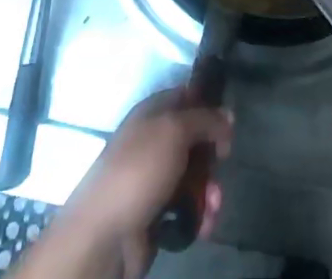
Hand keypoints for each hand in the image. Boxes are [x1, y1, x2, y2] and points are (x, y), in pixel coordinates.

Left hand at [14, 87, 232, 278]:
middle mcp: (152, 143)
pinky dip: (200, 214)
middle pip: (194, 140)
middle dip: (212, 155)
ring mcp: (154, 179)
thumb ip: (204, 119)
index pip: (184, 97)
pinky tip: (204, 223)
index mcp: (150, 115)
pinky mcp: (157, 212)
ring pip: (194, 176)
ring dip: (210, 190)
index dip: (207, 105)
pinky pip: (187, 207)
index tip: (228, 120)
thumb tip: (228, 114)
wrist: (104, 234)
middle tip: (221, 162)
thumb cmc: (138, 170)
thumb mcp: (174, 131)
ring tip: (212, 204)